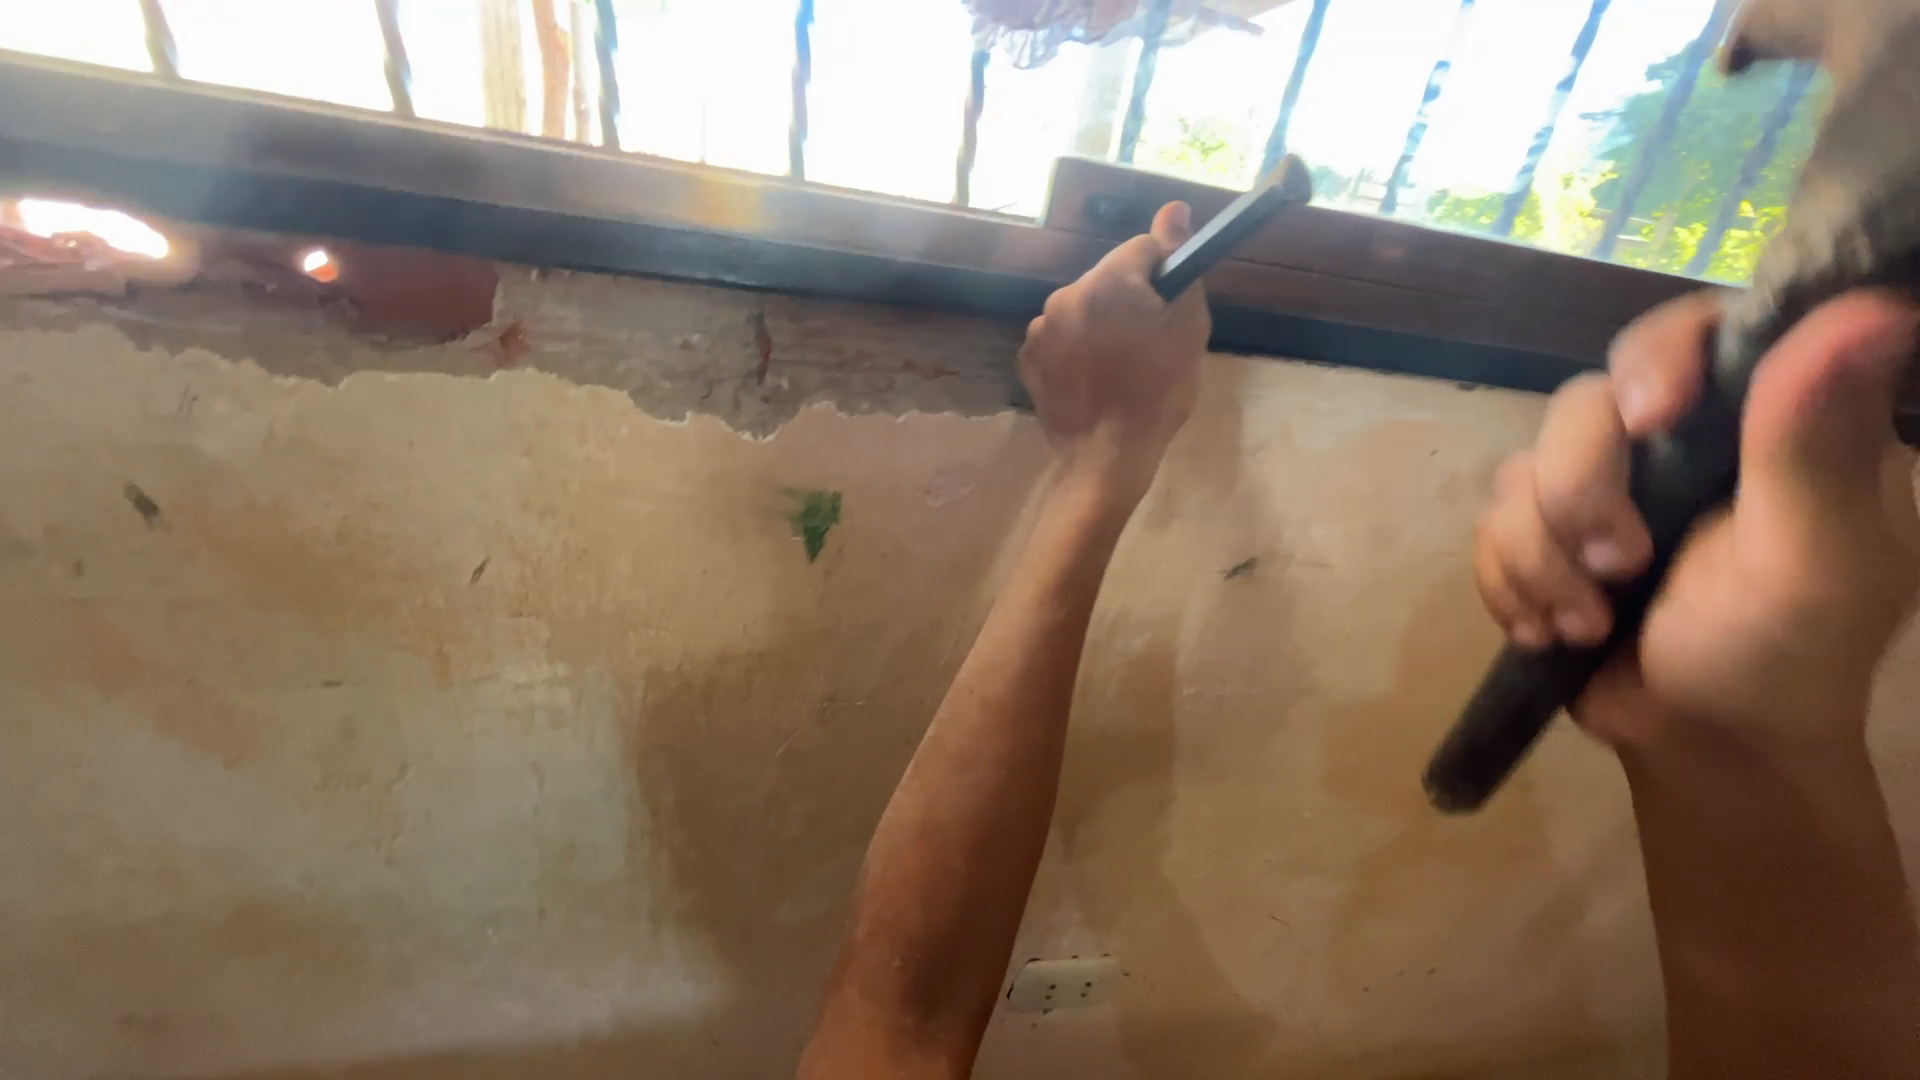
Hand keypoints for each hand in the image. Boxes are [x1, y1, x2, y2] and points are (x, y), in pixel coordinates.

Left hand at [1018, 202, 1210, 499]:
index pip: (1141, 250)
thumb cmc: (1158, 393)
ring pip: (1079, 309)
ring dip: (1096, 326)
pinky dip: (1072, 350)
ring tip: (1115, 368)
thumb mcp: (1187, 328)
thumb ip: (1179, 265)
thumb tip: (1173, 210)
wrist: (1107, 456)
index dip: (1161, 276)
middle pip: (1106, 280)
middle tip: (1144, 346)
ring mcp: (1038, 330)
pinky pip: (1057, 338)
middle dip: (1126, 302)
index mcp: (1105, 283)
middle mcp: (1063, 296)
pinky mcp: (1026, 359)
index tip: (1167, 309)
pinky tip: (1088, 379)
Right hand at [1474, 289, 1919, 751]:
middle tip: (1618, 569)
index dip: (1652, 360)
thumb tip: (1864, 311)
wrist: (1692, 740)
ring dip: (1539, 561)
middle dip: (1578, 498)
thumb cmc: (1777, 657)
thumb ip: (1814, 446)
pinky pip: (1483, 532)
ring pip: (1514, 479)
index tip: (1649, 422)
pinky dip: (1509, 585)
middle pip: (1574, 410)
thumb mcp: (1814, 560)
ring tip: (1583, 624)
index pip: (1689, 334)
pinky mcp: (1534, 535)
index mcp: (1754, 428)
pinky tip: (1548, 629)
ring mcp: (1590, 492)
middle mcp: (1665, 446)